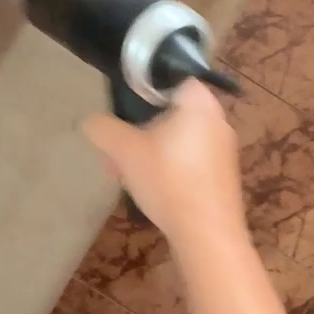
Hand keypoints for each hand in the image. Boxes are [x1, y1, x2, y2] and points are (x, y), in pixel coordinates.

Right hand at [82, 80, 245, 248]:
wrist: (207, 234)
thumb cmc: (169, 181)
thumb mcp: (124, 151)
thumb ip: (103, 130)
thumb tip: (90, 122)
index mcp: (200, 103)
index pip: (172, 78)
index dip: (144, 90)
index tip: (123, 110)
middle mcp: (218, 120)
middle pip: (170, 113)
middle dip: (139, 130)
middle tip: (116, 150)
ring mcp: (224, 151)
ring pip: (177, 140)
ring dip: (148, 152)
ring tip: (123, 173)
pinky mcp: (222, 177)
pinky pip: (189, 161)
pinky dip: (167, 168)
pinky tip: (147, 190)